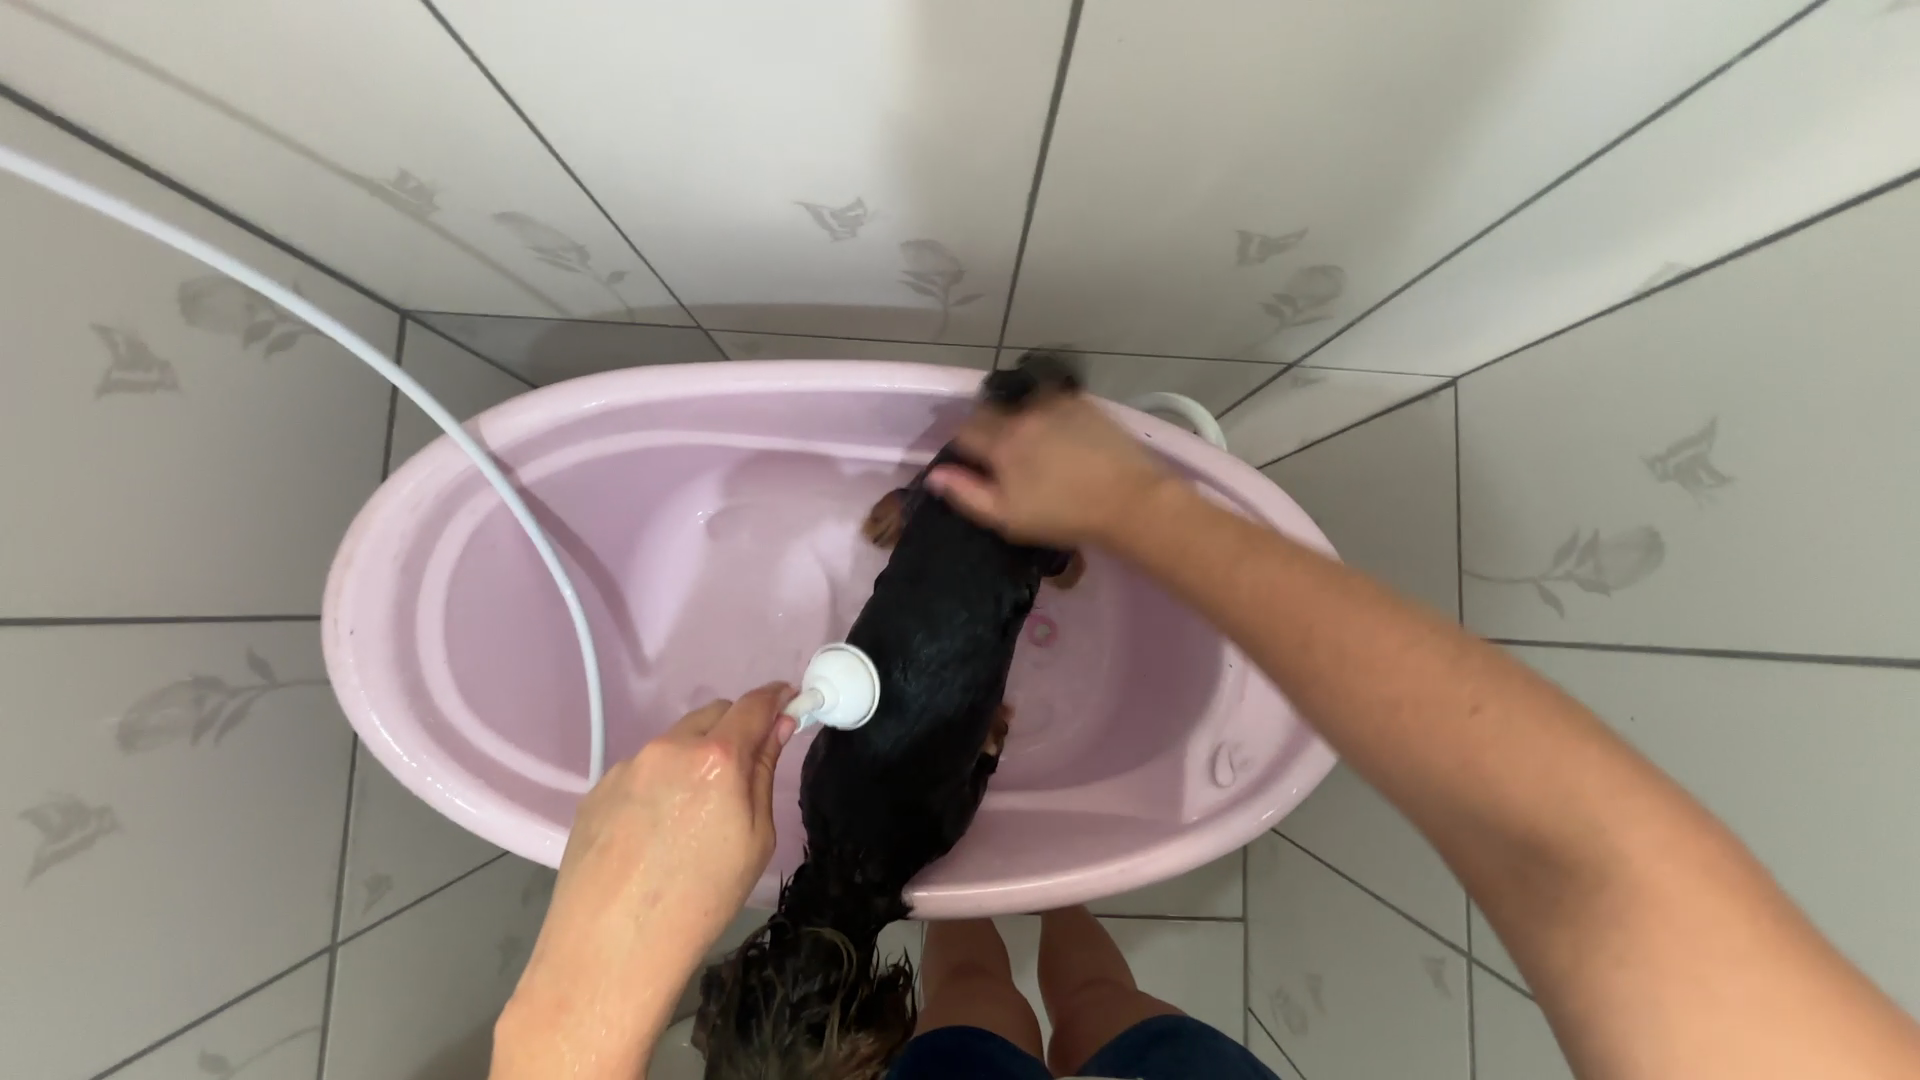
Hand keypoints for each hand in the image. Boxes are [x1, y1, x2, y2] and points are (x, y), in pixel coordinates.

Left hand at [496, 685, 797, 1078]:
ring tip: (690, 816)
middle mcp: (669, 747)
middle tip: (742, 771)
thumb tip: (778, 726)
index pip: (754, 704)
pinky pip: (642, 770)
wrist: (609, 953)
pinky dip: (660, 782)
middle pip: (714, 714)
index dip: (776, 697)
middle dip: (735, 728)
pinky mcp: (597, 790)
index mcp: (717, 757)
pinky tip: (653, 833)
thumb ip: (765, 772)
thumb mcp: (756, 839)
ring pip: (675, 742)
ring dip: (695, 757)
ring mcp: (627, 767)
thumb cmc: (701, 900)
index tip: (789, 701)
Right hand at [927, 391, 1173, 547]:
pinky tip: (1057, 433)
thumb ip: (966, 494)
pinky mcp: (1084, 404)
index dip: (960, 444)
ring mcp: (1056, 404)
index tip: (966, 460)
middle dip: (986, 427)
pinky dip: (1045, 411)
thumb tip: (934, 475)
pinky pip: (1052, 399)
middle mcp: (1023, 414)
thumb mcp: (1007, 517)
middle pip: (990, 411)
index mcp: (1001, 443)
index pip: (963, 430)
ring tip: (1028, 441)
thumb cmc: (1063, 516)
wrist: (1129, 500)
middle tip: (998, 454)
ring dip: (1016, 416)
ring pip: (1021, 402)